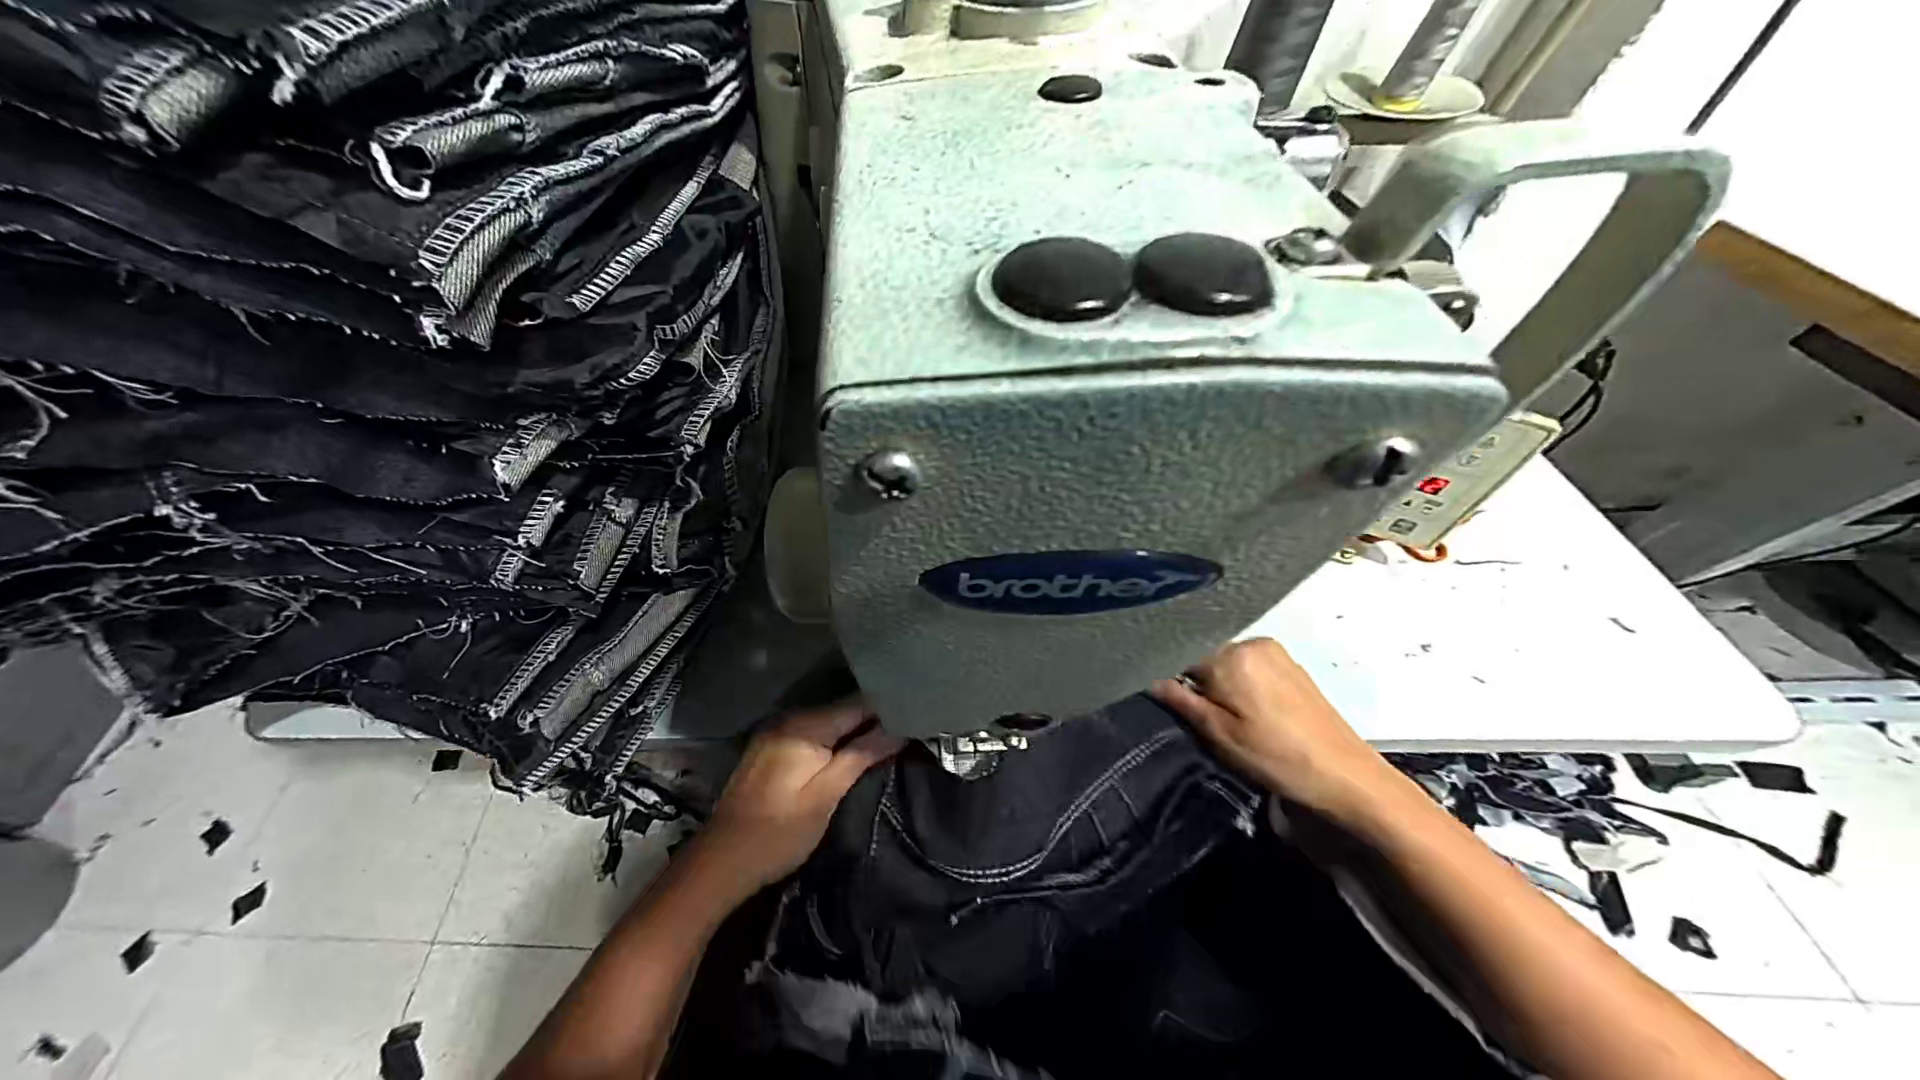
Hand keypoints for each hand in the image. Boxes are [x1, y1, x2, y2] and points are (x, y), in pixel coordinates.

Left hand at [693, 698, 904, 895]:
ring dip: (856, 730)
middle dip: (875, 718)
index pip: (858, 704)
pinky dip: (834, 739)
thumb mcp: (827, 794)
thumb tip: (899, 729)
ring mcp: (777, 733)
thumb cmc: (780, 831)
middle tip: (910, 728)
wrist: (722, 861)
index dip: (889, 708)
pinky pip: (813, 734)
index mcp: (805, 725)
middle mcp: (790, 719)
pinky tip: (851, 750)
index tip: (918, 713)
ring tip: (890, 737)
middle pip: (843, 710)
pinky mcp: (771, 750)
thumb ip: (862, 755)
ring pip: (829, 723)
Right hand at [1150, 638, 1403, 819]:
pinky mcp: (1293, 668)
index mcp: (1232, 655)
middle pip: (1208, 660)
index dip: (1179, 687)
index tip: (1186, 714)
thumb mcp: (1219, 735)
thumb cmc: (1277, 757)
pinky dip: (1247, 689)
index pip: (1183, 660)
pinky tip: (1257, 718)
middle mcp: (1254, 643)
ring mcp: (1277, 654)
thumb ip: (1182, 701)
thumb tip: (1152, 681)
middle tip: (1213, 725)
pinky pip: (1253, 670)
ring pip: (1231, 666)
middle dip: (1204, 687)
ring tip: (1237, 725)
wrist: (1347, 778)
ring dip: (1226, 690)